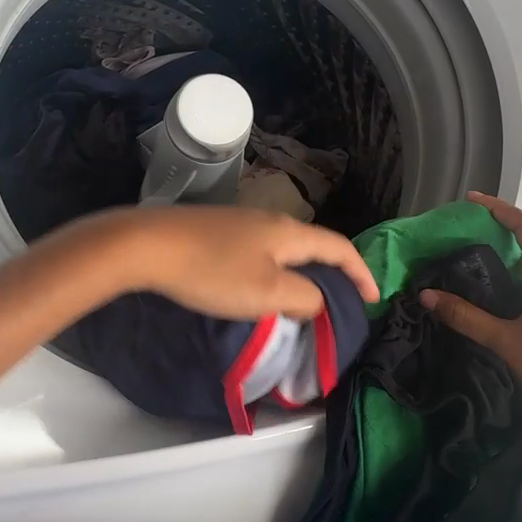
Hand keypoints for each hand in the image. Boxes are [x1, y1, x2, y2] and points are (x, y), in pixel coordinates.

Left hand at [74, 206, 379, 319]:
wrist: (147, 244)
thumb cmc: (212, 270)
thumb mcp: (266, 292)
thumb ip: (303, 297)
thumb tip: (320, 300)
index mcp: (289, 232)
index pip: (339, 248)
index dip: (361, 273)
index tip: (373, 298)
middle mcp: (269, 219)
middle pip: (313, 244)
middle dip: (332, 271)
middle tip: (341, 301)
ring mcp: (240, 221)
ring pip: (284, 247)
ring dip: (301, 272)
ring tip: (303, 299)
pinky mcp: (215, 230)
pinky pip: (259, 250)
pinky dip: (273, 270)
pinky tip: (259, 286)